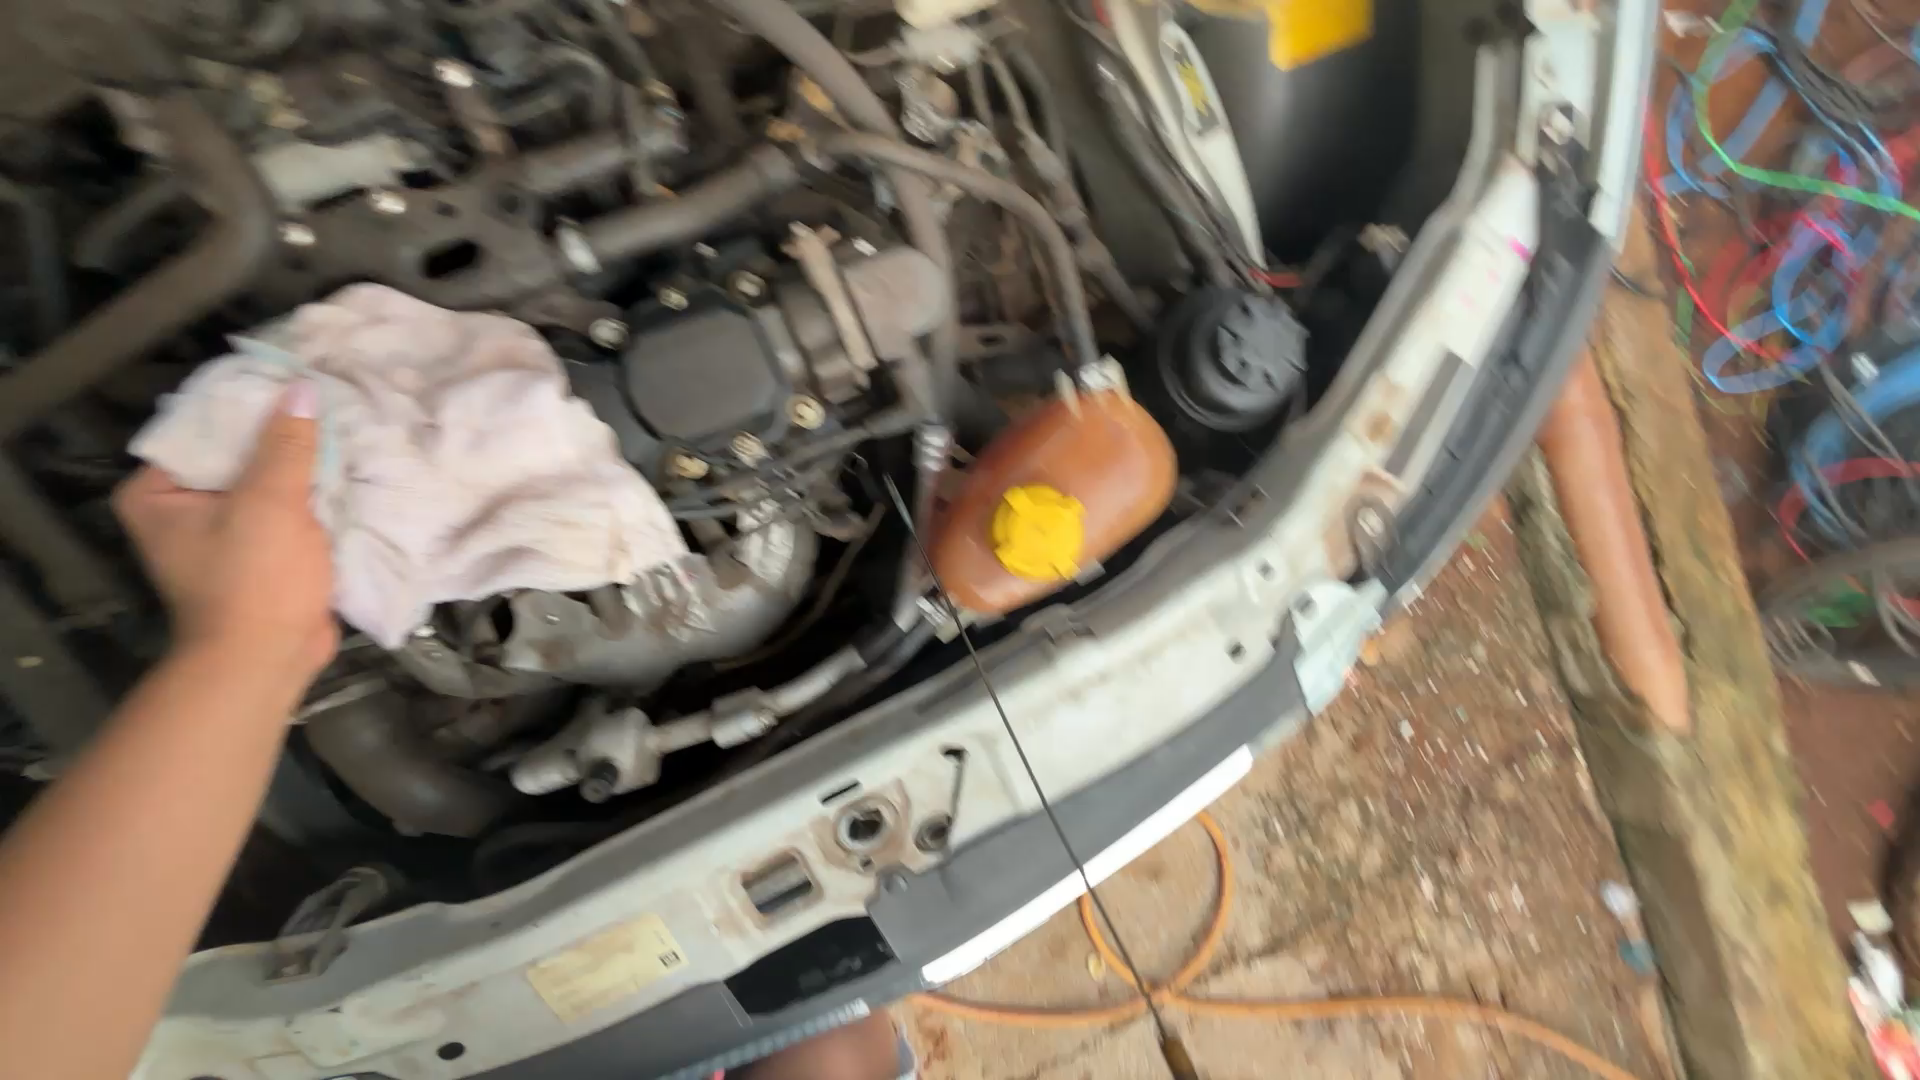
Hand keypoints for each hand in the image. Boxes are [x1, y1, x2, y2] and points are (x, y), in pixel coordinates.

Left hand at [113, 382, 337, 682]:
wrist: (270, 654)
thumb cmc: (254, 578)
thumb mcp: (271, 504)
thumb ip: (287, 446)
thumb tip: (302, 387)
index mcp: (157, 494)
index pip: (203, 432)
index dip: (251, 407)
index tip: (300, 386)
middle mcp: (184, 508)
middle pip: (240, 456)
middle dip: (287, 439)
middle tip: (333, 406)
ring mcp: (226, 532)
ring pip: (271, 483)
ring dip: (309, 469)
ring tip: (350, 435)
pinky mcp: (265, 551)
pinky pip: (291, 509)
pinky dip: (317, 497)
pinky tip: (350, 478)